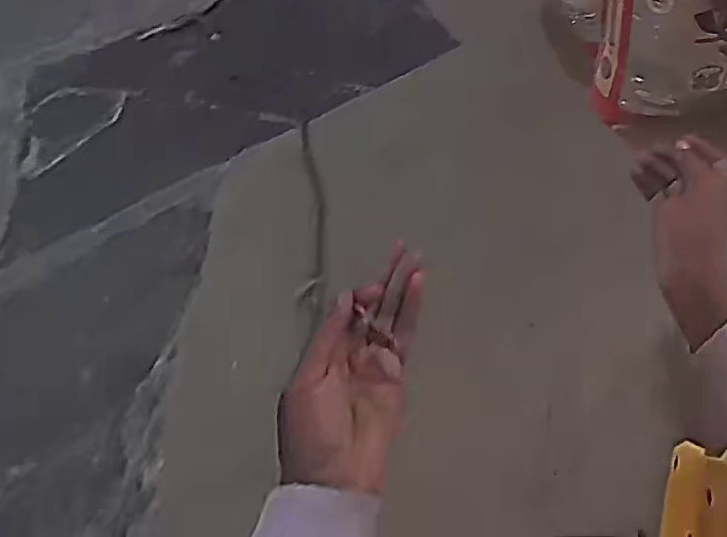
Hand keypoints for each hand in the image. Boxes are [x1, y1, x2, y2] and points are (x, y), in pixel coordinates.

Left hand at [278, 246, 424, 494]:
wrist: (336, 477)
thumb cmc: (312, 432)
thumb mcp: (307, 381)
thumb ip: (328, 336)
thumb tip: (345, 298)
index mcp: (327, 354)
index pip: (346, 313)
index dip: (358, 294)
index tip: (369, 285)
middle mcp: (353, 352)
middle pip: (373, 307)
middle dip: (386, 278)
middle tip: (400, 249)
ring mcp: (377, 361)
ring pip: (393, 315)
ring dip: (403, 287)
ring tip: (415, 259)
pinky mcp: (397, 372)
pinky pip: (406, 334)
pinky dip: (413, 308)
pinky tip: (418, 286)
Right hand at [630, 137, 726, 350]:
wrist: (688, 275)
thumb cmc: (692, 231)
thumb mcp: (692, 190)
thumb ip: (687, 165)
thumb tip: (680, 147)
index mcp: (712, 183)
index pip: (711, 158)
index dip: (699, 146)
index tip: (680, 138)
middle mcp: (700, 191)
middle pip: (686, 166)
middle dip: (668, 155)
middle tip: (648, 148)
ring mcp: (683, 206)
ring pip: (669, 179)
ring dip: (654, 167)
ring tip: (636, 158)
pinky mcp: (668, 218)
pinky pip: (657, 193)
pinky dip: (647, 182)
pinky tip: (634, 173)